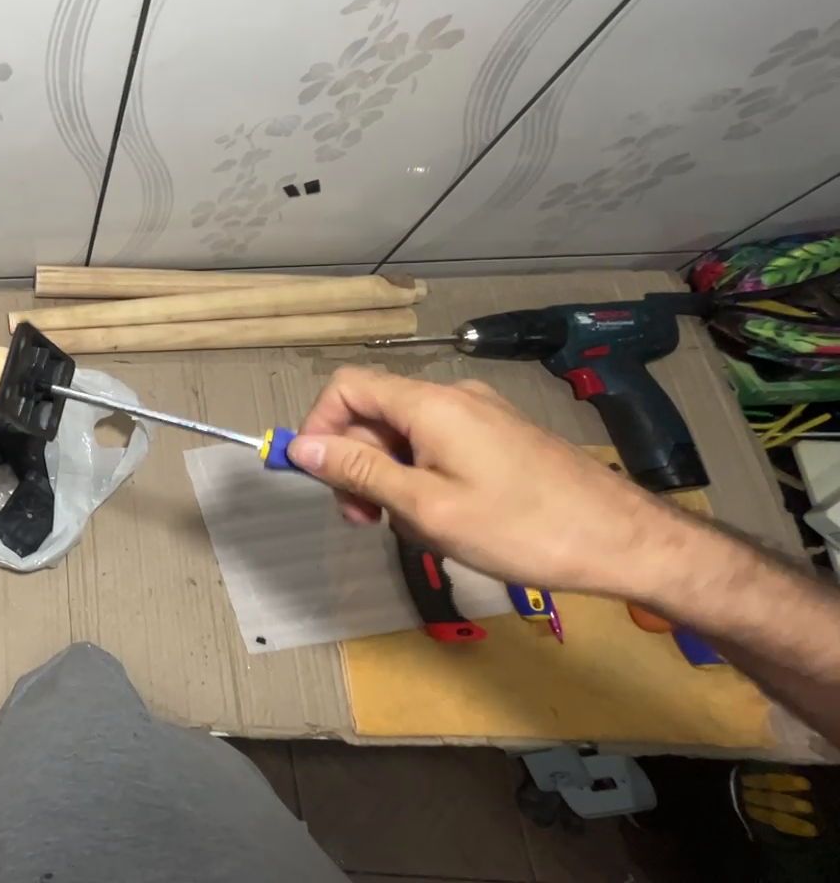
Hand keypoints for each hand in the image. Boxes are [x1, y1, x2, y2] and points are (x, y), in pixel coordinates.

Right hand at [285, 366, 687, 596]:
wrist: (635, 547)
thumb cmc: (525, 529)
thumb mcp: (425, 506)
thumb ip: (358, 471)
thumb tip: (300, 447)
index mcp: (430, 405)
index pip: (346, 387)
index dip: (318, 424)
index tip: (318, 473)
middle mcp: (452, 399)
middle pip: (371, 414)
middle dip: (353, 462)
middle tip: (361, 518)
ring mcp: (480, 417)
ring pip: (401, 434)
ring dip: (386, 475)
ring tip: (406, 525)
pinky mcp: (499, 438)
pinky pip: (434, 445)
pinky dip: (418, 475)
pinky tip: (439, 516)